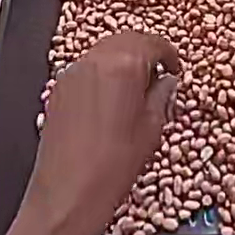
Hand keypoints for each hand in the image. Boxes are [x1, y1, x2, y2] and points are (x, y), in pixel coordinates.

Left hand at [22, 31, 180, 234]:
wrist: (66, 195)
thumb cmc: (113, 166)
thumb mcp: (151, 128)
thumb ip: (161, 96)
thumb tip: (167, 81)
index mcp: (124, 64)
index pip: (152, 43)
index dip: (168, 55)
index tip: (175, 69)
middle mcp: (96, 60)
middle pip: (127, 39)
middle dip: (146, 52)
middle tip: (159, 74)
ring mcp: (73, 72)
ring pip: (105, 50)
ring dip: (124, 59)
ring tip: (137, 87)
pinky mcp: (59, 88)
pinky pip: (88, 67)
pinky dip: (104, 71)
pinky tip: (112, 98)